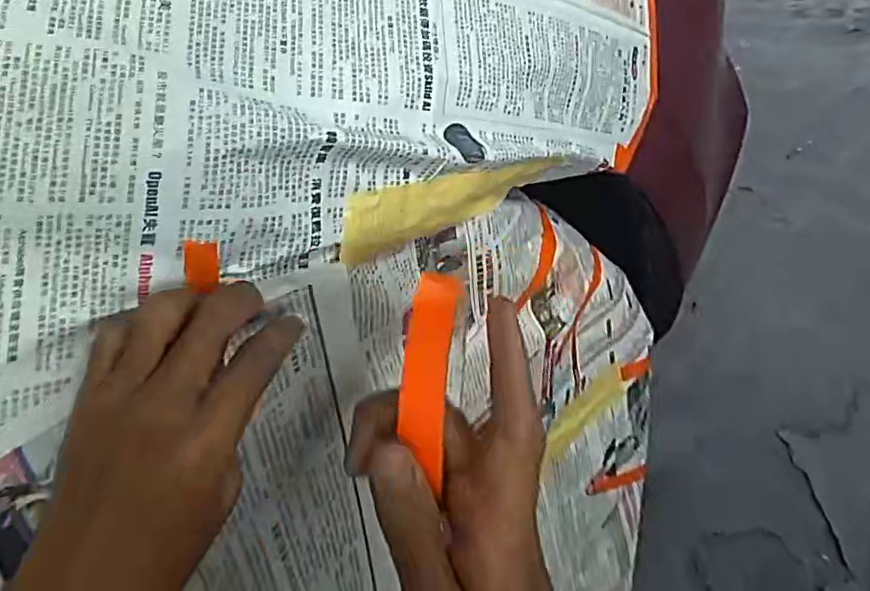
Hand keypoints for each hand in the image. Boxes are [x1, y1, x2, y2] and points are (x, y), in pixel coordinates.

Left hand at [11, 284, 305, 590]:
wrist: (86, 574)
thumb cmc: (163, 548)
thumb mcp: (219, 497)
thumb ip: (228, 433)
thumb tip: (229, 382)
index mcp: (205, 442)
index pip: (252, 366)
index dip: (278, 336)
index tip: (289, 322)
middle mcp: (163, 404)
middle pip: (209, 323)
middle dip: (240, 299)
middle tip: (253, 297)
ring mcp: (120, 391)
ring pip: (158, 313)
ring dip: (189, 298)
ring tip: (204, 302)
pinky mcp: (88, 391)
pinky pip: (111, 333)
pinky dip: (136, 320)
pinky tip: (152, 327)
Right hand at [345, 297, 550, 590]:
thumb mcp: (438, 590)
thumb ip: (412, 525)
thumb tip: (387, 447)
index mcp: (501, 515)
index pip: (513, 426)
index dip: (509, 364)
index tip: (502, 308)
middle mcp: (486, 491)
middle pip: (443, 420)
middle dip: (393, 417)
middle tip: (355, 456)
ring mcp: (465, 497)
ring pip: (420, 432)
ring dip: (382, 439)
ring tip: (356, 470)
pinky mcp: (446, 506)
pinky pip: (413, 458)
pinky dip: (386, 457)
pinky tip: (366, 472)